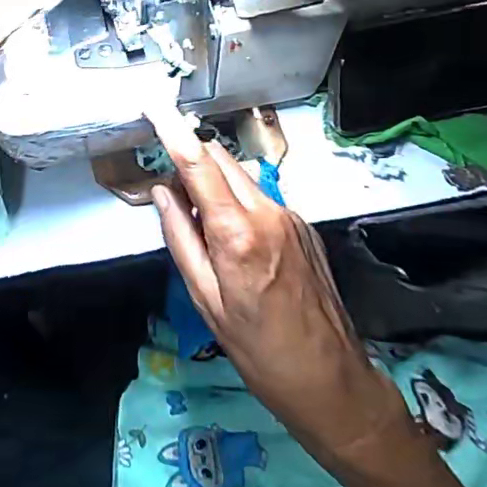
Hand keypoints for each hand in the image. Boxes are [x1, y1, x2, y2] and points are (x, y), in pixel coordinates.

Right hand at [145, 106, 410, 470]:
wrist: (332, 381)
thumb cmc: (258, 350)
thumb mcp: (205, 300)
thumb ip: (180, 238)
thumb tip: (163, 194)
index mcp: (238, 233)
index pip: (198, 164)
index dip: (173, 130)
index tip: (154, 105)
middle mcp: (269, 213)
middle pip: (221, 159)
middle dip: (190, 157)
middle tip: (168, 181)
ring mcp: (291, 217)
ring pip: (241, 176)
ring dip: (213, 180)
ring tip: (199, 222)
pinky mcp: (303, 226)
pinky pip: (259, 196)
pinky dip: (235, 199)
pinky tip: (231, 237)